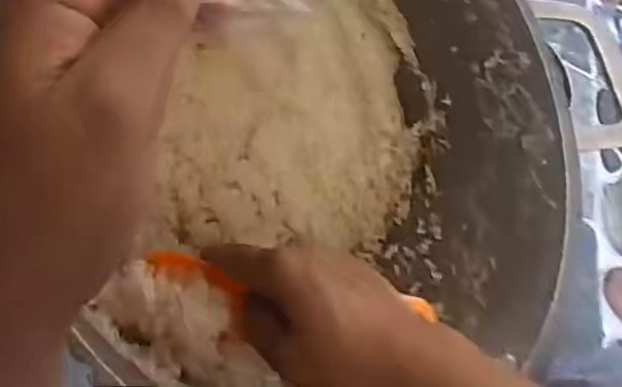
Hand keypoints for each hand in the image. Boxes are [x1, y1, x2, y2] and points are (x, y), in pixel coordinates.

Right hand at [206, 245, 531, 386]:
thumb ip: (260, 329)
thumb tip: (246, 306)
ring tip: (285, 318)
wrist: (422, 368)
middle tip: (244, 306)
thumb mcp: (291, 362)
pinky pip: (322, 276)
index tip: (200, 262)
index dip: (215, 261)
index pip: (236, 257)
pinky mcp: (362, 272)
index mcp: (282, 267)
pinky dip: (311, 290)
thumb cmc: (347, 370)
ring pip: (297, 268)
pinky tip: (321, 320)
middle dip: (254, 280)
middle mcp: (307, 251)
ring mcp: (337, 258)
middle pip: (269, 261)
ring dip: (285, 286)